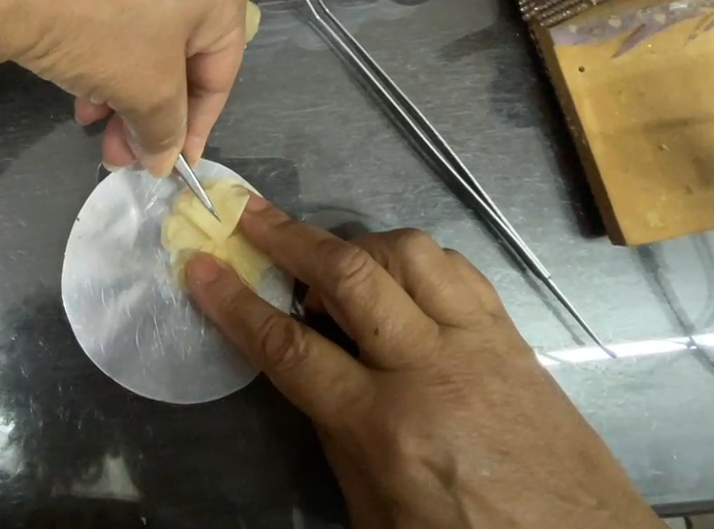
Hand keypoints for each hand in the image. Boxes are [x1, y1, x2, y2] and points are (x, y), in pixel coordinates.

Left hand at [0, 0, 248, 175]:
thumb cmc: (101, 25)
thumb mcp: (145, 90)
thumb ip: (164, 130)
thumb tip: (162, 159)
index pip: (219, 74)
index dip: (193, 129)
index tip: (165, 167)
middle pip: (177, 53)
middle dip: (147, 112)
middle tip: (116, 153)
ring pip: (140, 33)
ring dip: (119, 87)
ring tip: (87, 119)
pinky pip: (111, 6)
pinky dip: (100, 49)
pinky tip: (72, 76)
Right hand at [184, 195, 663, 528]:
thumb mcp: (375, 515)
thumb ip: (335, 431)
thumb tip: (308, 361)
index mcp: (387, 430)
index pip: (290, 348)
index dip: (235, 304)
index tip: (200, 265)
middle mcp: (432, 372)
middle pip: (349, 278)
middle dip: (289, 237)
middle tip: (249, 213)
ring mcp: (480, 345)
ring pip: (410, 253)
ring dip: (357, 243)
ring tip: (330, 258)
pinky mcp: (513, 336)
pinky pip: (456, 269)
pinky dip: (414, 260)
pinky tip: (396, 276)